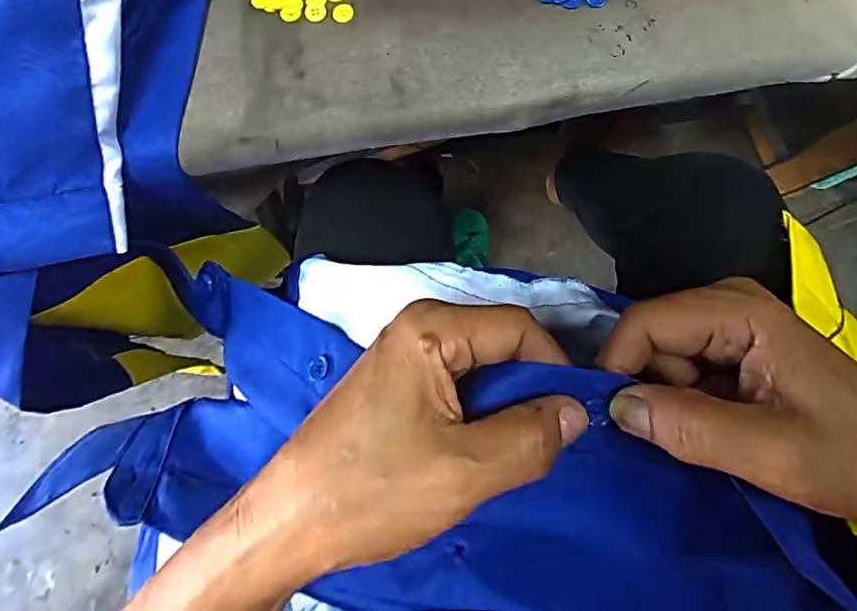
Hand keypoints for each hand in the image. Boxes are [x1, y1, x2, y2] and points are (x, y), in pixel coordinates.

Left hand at [129, 300, 586, 610]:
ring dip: (504, 404)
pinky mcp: (396, 381)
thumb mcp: (464, 472)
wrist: (280, 531)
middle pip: (500, 343)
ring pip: (482, 366)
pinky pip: (458, 382)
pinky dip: (479, 411)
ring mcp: (404, 352)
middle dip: (528, 389)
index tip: (571, 412)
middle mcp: (420, 325)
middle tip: (546, 435)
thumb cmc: (368, 492)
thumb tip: (576, 412)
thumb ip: (531, 437)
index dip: (553, 367)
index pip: (519, 328)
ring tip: (514, 447)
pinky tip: (480, 447)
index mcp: (433, 327)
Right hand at [597, 278, 856, 523]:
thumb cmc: (851, 455)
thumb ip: (690, 428)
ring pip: (669, 353)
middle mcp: (734, 302)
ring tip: (707, 442)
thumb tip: (616, 407)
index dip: (619, 367)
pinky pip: (691, 367)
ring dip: (670, 400)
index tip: (608, 424)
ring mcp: (740, 324)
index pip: (648, 320)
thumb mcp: (771, 453)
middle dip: (650, 388)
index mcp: (741, 310)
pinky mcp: (744, 349)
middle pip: (656, 334)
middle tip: (675, 443)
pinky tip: (713, 432)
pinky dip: (688, 401)